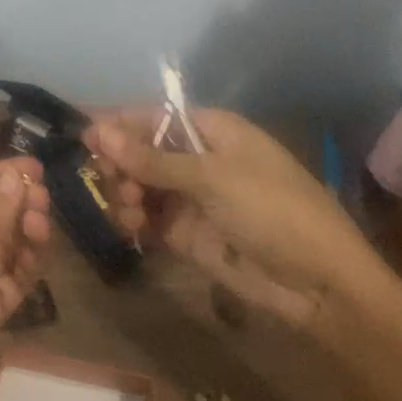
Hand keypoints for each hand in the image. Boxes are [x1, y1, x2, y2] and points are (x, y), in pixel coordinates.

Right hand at [84, 106, 384, 329]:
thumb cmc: (272, 211)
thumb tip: (98, 131)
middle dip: (119, 162)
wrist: (318, 284)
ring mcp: (193, 198)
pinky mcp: (188, 235)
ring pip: (141, 186)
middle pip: (142, 150)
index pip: (154, 116)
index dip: (119, 123)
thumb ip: (152, 159)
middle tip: (107, 180)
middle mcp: (200, 159)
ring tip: (126, 209)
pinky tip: (130, 228)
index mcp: (213, 131)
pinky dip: (133, 221)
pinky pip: (149, 219)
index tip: (83, 135)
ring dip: (124, 193)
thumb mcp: (212, 178)